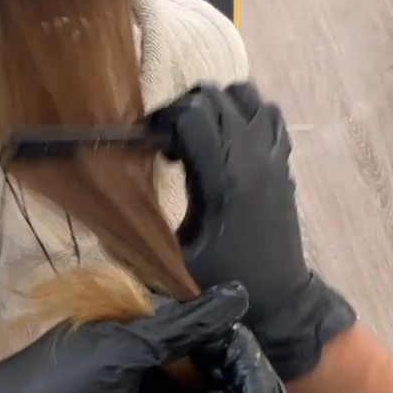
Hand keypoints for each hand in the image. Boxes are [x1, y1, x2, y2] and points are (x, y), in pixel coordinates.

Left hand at [0, 286, 254, 392]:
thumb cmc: (61, 385)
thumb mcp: (120, 353)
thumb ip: (178, 328)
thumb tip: (238, 294)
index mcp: (143, 315)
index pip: (209, 323)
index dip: (241, 352)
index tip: (266, 386)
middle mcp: (151, 341)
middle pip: (212, 357)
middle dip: (241, 389)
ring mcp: (148, 376)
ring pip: (203, 385)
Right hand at [154, 83, 357, 379]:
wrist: (279, 297)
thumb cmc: (221, 280)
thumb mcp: (173, 257)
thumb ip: (145, 221)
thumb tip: (109, 195)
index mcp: (223, 178)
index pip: (192, 115)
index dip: (162, 121)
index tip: (148, 143)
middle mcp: (252, 157)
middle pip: (214, 97)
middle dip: (182, 109)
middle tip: (165, 140)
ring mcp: (273, 154)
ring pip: (244, 95)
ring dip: (214, 106)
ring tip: (195, 134)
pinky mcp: (283, 160)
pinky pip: (266, 114)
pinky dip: (243, 114)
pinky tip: (224, 141)